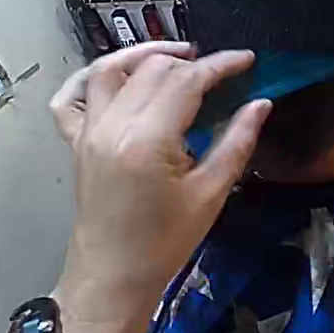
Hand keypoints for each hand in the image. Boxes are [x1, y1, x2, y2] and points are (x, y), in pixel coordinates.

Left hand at [48, 45, 271, 332]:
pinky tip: (118, 74)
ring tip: (178, 56)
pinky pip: (72, 97)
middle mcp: (112, 126)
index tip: (247, 60)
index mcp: (148, 140)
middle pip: (152, 69)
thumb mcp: (212, 192)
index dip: (221, 65)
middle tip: (222, 72)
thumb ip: (237, 141)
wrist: (113, 277)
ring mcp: (87, 131)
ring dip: (145, 55)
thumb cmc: (166, 241)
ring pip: (111, 70)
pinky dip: (93, 76)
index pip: (187, 80)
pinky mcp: (75, 141)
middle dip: (192, 60)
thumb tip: (261, 103)